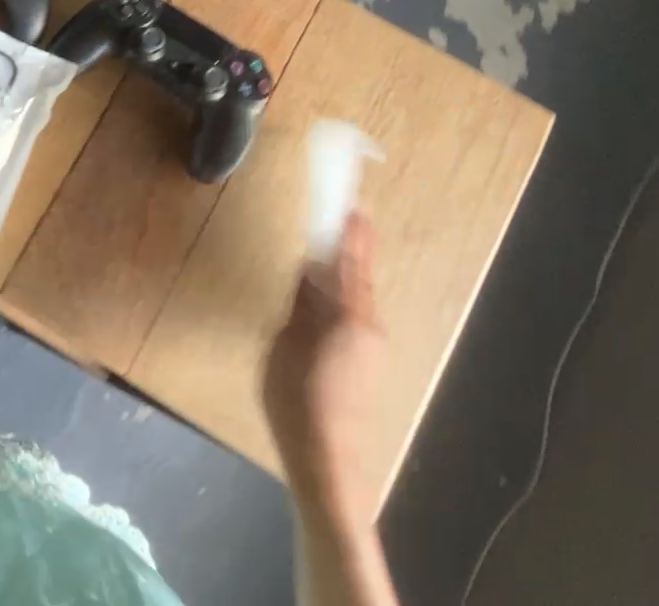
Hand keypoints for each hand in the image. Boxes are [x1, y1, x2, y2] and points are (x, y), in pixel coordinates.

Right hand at [263, 213, 386, 519]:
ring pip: (358, 296)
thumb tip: (307, 268)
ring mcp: (371, 344)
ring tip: (335, 247)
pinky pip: (356, 314)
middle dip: (352, 247)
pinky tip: (330, 293)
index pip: (348, 263)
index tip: (352, 203)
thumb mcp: (286, 341)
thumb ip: (301, 303)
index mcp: (347, 316)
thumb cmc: (297, 396)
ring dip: (348, 270)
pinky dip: (346, 293)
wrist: (328, 453)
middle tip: (347, 215)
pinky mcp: (366, 360)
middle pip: (358, 276)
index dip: (350, 234)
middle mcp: (367, 325)